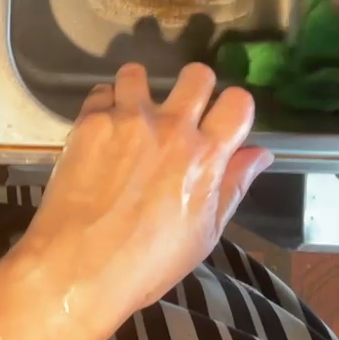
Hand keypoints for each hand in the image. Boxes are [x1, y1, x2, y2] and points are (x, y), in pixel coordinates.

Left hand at [5, 63, 271, 339]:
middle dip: (193, 86)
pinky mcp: (91, 121)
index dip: (233, 107)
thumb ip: (233, 185)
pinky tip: (101, 131)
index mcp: (206, 156)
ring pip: (139, 73)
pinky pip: (101, 92)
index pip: (238, 102)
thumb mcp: (204, 233)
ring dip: (137, 89)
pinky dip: (103, 106)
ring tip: (130, 114)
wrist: (79, 266)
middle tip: (178, 109)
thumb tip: (259, 154)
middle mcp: (171, 128)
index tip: (220, 118)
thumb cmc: (148, 262)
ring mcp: (128, 120)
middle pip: (197, 75)